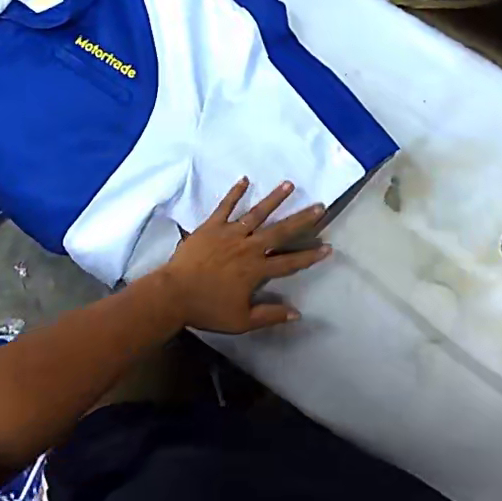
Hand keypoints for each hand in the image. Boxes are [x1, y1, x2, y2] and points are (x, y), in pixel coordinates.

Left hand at [146, 178, 330, 333]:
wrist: (174, 293)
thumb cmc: (207, 308)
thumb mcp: (242, 321)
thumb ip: (270, 315)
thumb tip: (297, 313)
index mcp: (256, 270)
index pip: (289, 262)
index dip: (309, 256)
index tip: (327, 247)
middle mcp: (248, 247)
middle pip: (280, 232)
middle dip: (302, 219)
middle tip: (319, 206)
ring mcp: (229, 233)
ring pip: (256, 213)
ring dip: (274, 199)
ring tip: (289, 185)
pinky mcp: (211, 226)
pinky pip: (225, 206)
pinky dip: (235, 192)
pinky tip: (245, 179)